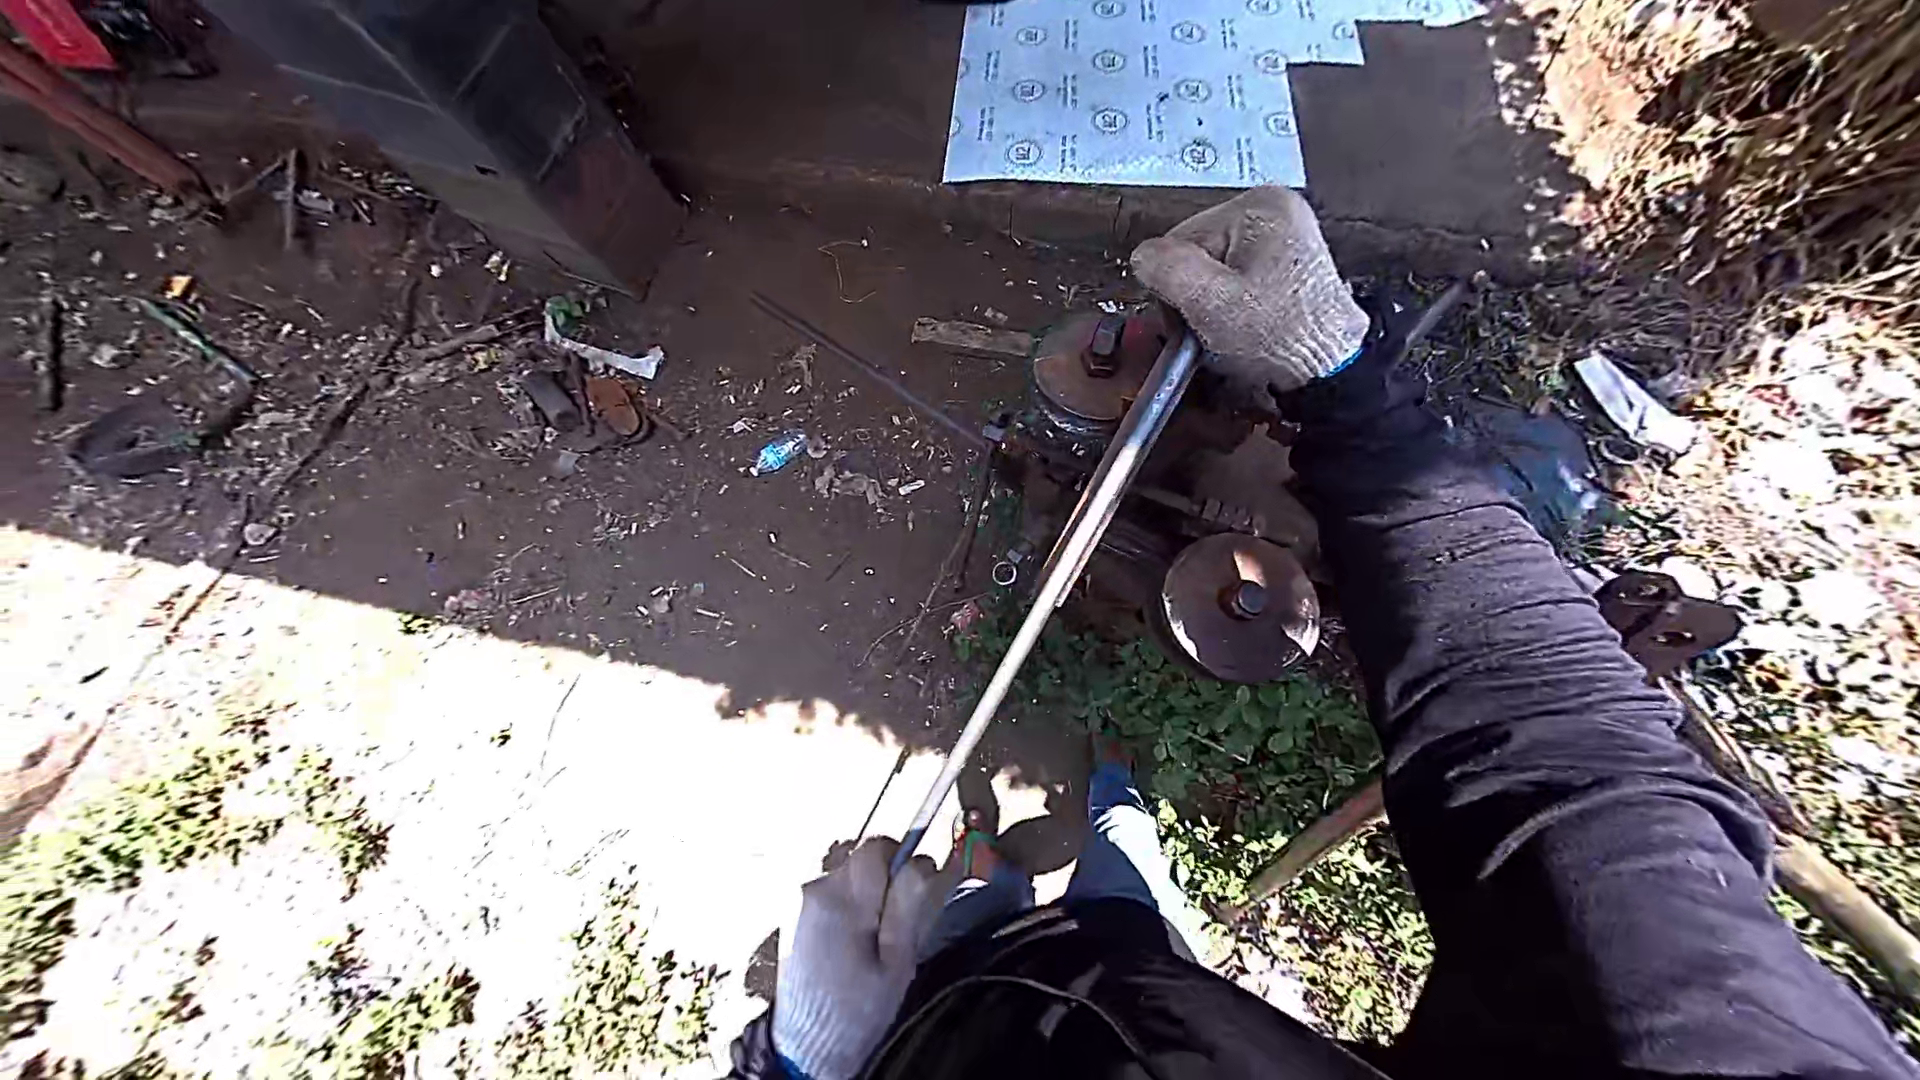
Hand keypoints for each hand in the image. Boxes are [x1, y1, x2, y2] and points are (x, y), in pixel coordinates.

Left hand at [773, 837, 942, 1079]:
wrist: (803, 1048)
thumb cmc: (856, 1010)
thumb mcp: (897, 963)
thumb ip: (909, 905)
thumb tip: (921, 861)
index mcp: (843, 900)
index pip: (876, 846)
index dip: (898, 859)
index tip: (907, 888)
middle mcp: (815, 888)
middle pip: (858, 854)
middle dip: (879, 875)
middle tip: (888, 918)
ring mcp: (797, 898)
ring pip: (842, 868)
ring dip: (859, 886)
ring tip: (865, 928)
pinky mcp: (788, 910)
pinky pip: (825, 886)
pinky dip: (840, 898)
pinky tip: (844, 934)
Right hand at [1131, 186, 1368, 396]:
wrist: (1327, 366)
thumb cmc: (1271, 335)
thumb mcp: (1209, 303)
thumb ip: (1167, 270)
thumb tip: (1140, 255)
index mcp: (1257, 205)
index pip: (1178, 240)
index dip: (1174, 285)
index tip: (1190, 319)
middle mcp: (1274, 207)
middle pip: (1196, 251)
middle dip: (1192, 292)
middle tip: (1208, 327)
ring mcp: (1284, 231)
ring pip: (1212, 266)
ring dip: (1207, 300)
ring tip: (1228, 327)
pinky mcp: (1287, 258)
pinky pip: (1235, 274)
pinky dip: (1228, 300)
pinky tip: (1242, 320)